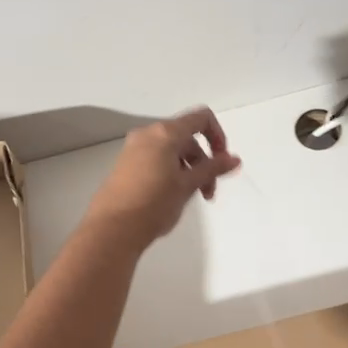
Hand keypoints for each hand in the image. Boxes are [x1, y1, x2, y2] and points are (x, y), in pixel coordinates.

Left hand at [85, 107, 239, 248]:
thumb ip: (212, 169)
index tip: (223, 163)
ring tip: (191, 199)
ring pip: (172, 151)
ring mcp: (134, 149)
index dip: (218, 137)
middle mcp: (148, 134)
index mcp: (165, 133)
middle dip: (204, 162)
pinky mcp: (126, 165)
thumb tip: (235, 159)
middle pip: (187, 138)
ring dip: (189, 170)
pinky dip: (172, 173)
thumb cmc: (154, 204)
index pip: (201, 119)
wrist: (112, 228)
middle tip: (208, 193)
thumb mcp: (187, 185)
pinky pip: (157, 160)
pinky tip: (171, 198)